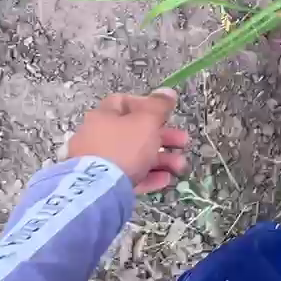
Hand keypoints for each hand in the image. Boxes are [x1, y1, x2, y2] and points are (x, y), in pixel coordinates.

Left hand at [66, 89, 189, 193]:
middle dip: (164, 137)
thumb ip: (159, 106)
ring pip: (135, 156)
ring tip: (179, 167)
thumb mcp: (147, 121)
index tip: (165, 113)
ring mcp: (98, 162)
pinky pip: (129, 175)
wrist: (97, 189)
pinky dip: (149, 176)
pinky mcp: (102, 184)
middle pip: (135, 132)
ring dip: (161, 159)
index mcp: (103, 117)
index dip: (147, 105)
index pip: (123, 102)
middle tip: (183, 142)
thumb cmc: (124, 147)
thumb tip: (167, 91)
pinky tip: (165, 179)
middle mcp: (97, 137)